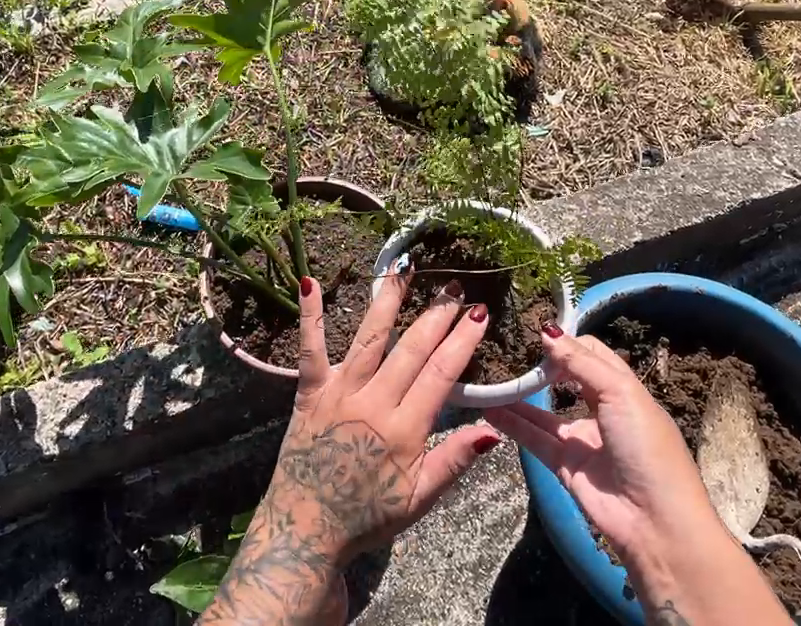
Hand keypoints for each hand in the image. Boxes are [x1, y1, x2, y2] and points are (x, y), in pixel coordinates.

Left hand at [200, 272, 501, 624]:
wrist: (306, 529)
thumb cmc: (366, 517)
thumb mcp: (419, 500)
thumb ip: (454, 462)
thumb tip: (493, 431)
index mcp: (404, 429)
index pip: (440, 374)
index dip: (462, 340)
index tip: (479, 313)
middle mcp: (373, 402)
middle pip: (411, 349)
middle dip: (436, 316)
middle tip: (454, 289)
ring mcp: (339, 392)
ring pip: (368, 338)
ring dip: (388, 302)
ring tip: (404, 271)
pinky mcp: (309, 392)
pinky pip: (310, 349)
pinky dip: (309, 317)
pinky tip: (309, 283)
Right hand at [485, 330, 788, 625]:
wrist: (655, 523)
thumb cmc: (646, 447)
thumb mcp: (620, 393)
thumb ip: (580, 362)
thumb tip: (546, 330)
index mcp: (624, 390)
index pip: (591, 354)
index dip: (567, 343)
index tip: (537, 337)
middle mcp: (603, 411)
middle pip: (565, 380)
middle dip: (541, 367)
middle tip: (512, 355)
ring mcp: (583, 440)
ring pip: (544, 411)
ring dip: (520, 396)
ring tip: (490, 380)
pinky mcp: (565, 466)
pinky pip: (534, 438)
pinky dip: (512, 423)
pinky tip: (489, 408)